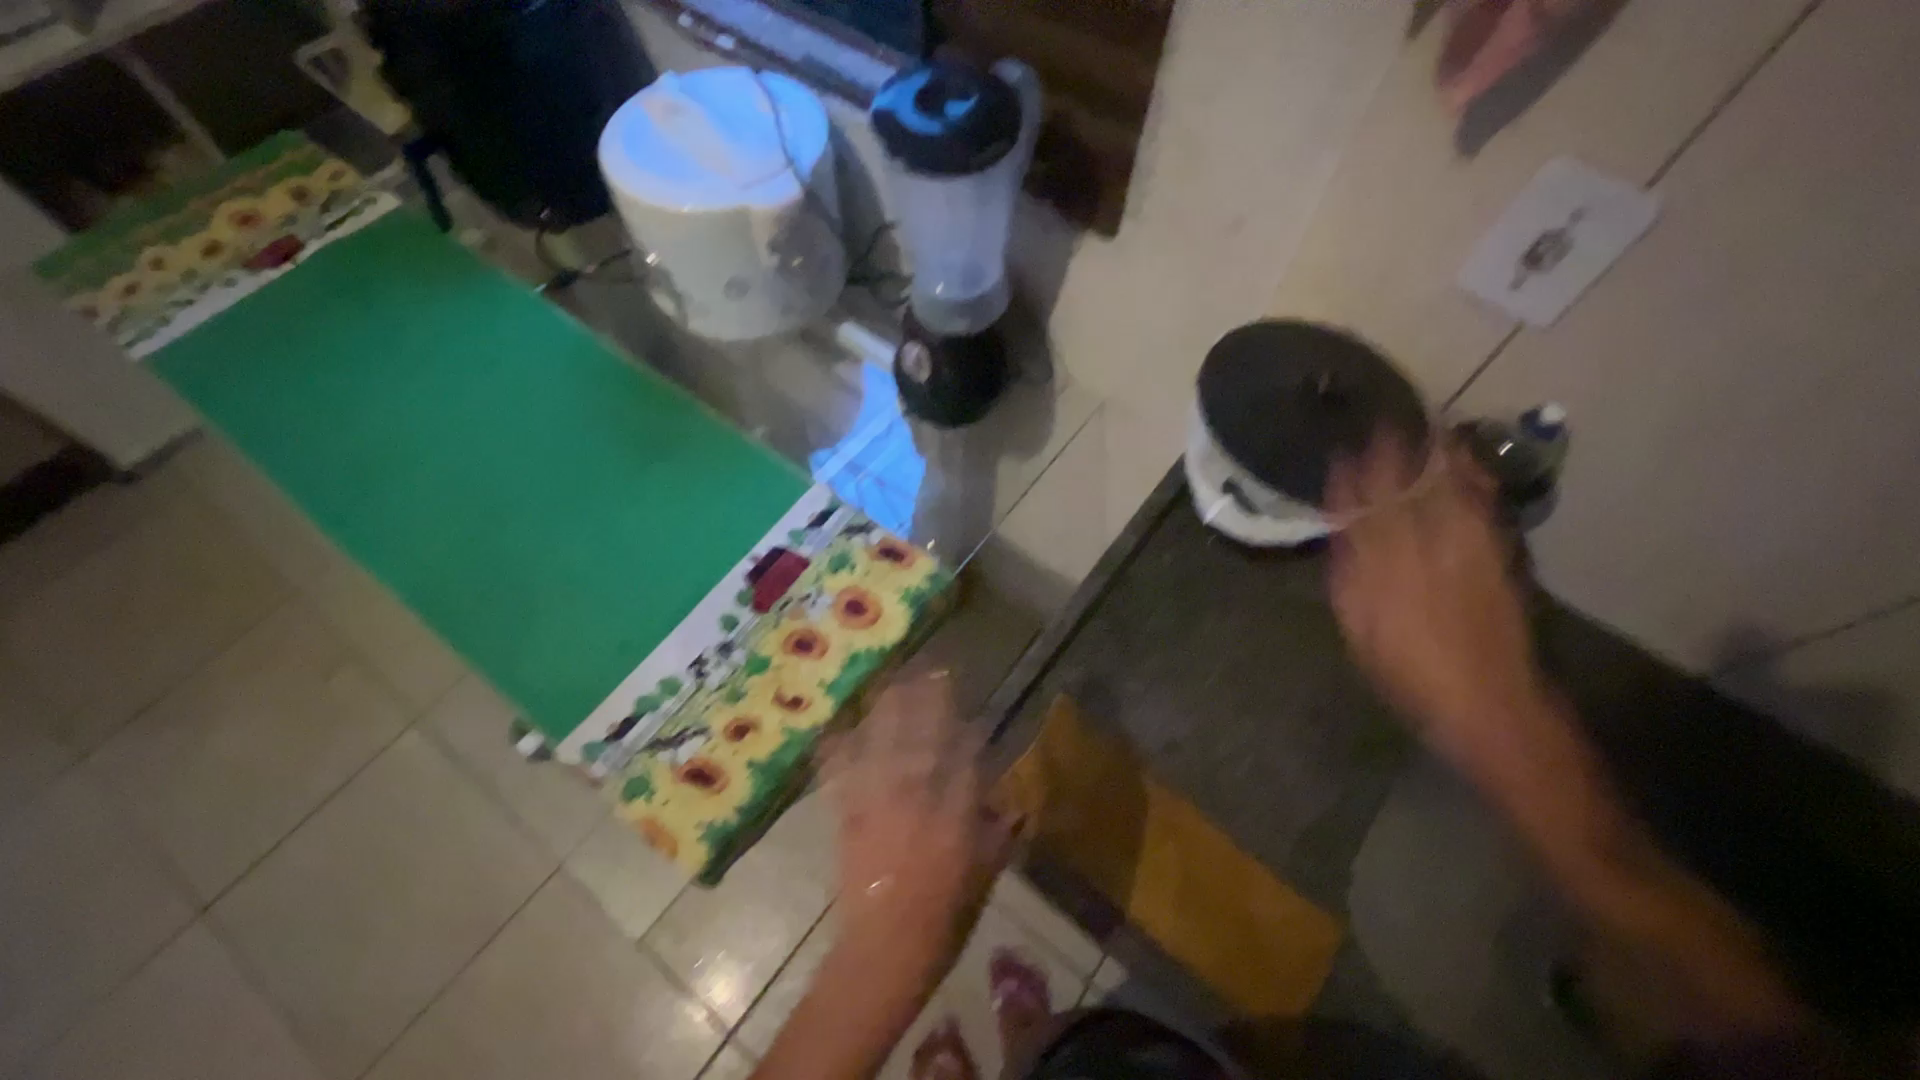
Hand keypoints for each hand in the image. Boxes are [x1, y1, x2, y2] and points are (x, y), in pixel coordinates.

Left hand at [823, 670, 1014, 988]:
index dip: (969, 732)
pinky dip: (838, 752)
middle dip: (927, 703)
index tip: (972, 710)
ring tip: (891, 681)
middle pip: (922, 741)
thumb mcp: (983, 880)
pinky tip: (836, 729)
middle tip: (930, 669)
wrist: (884, 952)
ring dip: (887, 713)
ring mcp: (878, 808)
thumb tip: (1009, 804)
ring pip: (883, 748)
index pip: (965, 762)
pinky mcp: (848, 820)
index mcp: (954, 819)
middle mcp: (916, 804)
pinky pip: (842, 777)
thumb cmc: (943, 922)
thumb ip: (996, 837)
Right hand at [1327, 432, 1547, 768]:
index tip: (1342, 449)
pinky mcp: (1496, 551)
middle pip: (1401, 484)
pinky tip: (1462, 460)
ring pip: (1444, 485)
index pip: (1358, 505)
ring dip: (1430, 452)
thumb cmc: (1409, 673)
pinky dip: (1468, 475)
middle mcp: (1420, 545)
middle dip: (1390, 449)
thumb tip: (1342, 535)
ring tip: (1421, 426)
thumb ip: (1349, 578)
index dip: (1350, 474)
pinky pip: (1479, 501)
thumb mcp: (1360, 631)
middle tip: (1382, 419)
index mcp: (1378, 566)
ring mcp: (1463, 545)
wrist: (1487, 700)